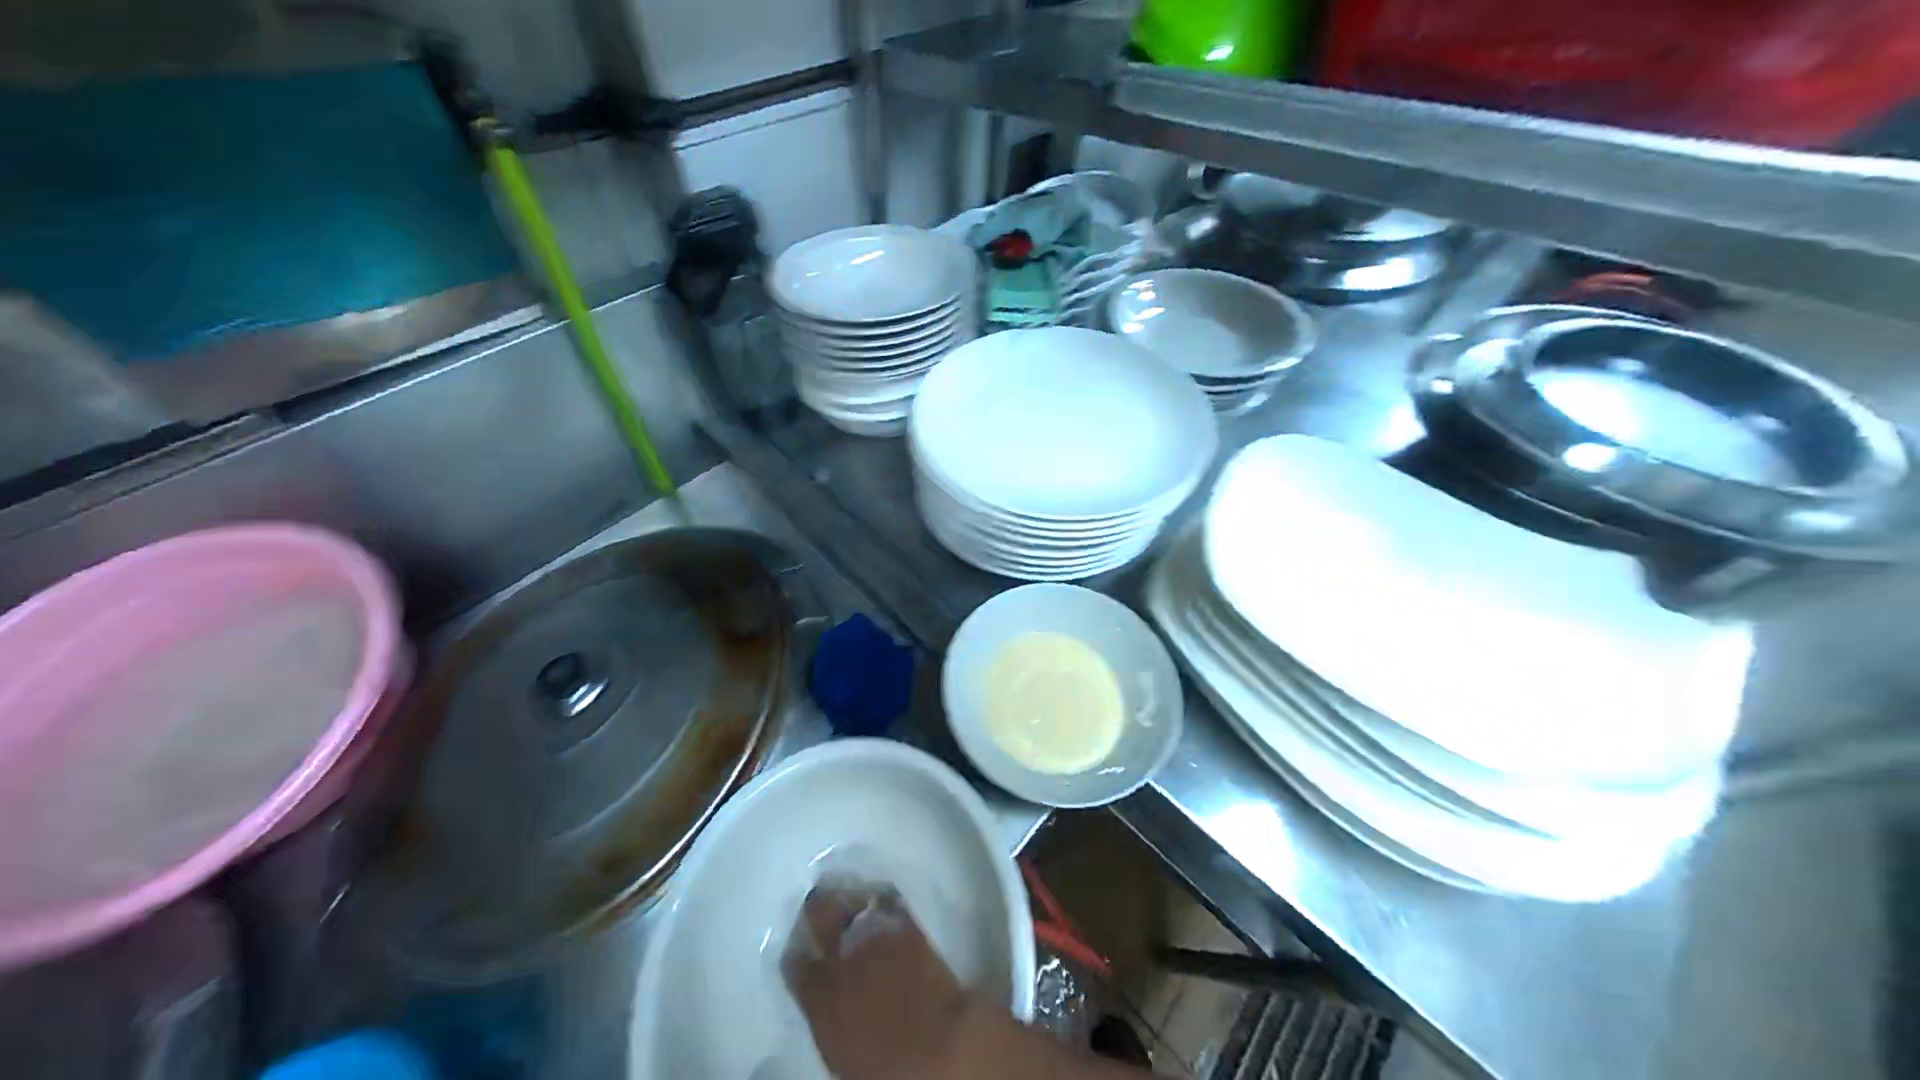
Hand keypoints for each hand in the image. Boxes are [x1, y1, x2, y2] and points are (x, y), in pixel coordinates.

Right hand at [782, 886, 968, 1079]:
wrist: (935, 1050)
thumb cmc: (884, 1067)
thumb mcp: (839, 1050)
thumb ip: (827, 1015)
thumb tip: (828, 1002)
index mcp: (818, 996)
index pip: (795, 962)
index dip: (800, 956)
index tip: (806, 953)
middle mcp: (840, 956)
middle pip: (819, 912)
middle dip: (820, 907)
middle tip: (824, 906)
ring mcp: (874, 935)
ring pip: (854, 898)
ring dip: (852, 897)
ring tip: (854, 897)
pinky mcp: (906, 926)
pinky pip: (888, 900)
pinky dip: (883, 899)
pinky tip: (884, 901)